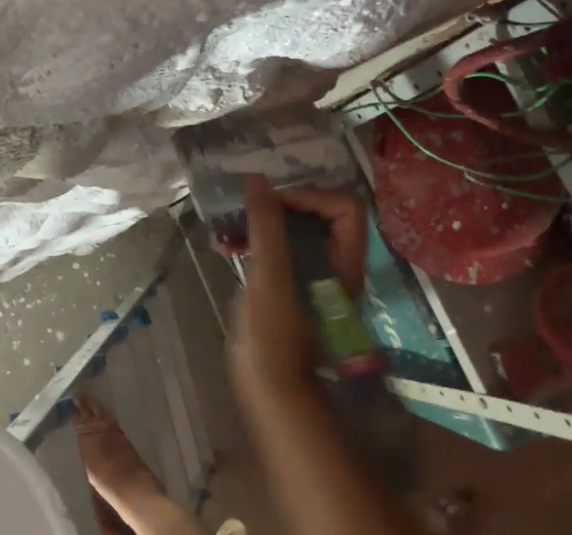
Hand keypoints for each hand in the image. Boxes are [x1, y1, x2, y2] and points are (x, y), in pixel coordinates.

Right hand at [229, 175, 367, 398]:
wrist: (271, 392)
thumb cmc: (274, 335)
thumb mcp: (270, 275)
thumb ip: (267, 226)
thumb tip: (258, 179)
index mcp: (343, 263)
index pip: (345, 207)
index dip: (311, 196)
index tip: (273, 203)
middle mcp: (334, 267)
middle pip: (318, 216)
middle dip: (278, 207)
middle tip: (245, 209)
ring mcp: (312, 280)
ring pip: (294, 234)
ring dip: (261, 224)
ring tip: (227, 227)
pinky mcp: (289, 290)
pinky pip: (278, 253)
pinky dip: (255, 244)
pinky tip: (226, 246)